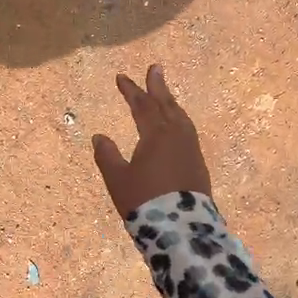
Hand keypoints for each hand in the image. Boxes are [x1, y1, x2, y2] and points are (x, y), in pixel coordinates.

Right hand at [92, 64, 212, 214]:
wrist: (181, 230)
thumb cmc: (144, 201)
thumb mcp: (117, 178)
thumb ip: (107, 155)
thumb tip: (100, 136)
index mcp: (156, 136)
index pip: (142, 106)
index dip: (131, 90)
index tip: (121, 77)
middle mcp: (176, 137)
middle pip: (167, 106)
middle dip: (158, 87)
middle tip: (155, 68)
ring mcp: (191, 151)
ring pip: (181, 118)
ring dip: (171, 103)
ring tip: (165, 94)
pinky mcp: (198, 166)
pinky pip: (187, 132)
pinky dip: (179, 120)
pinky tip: (176, 126)